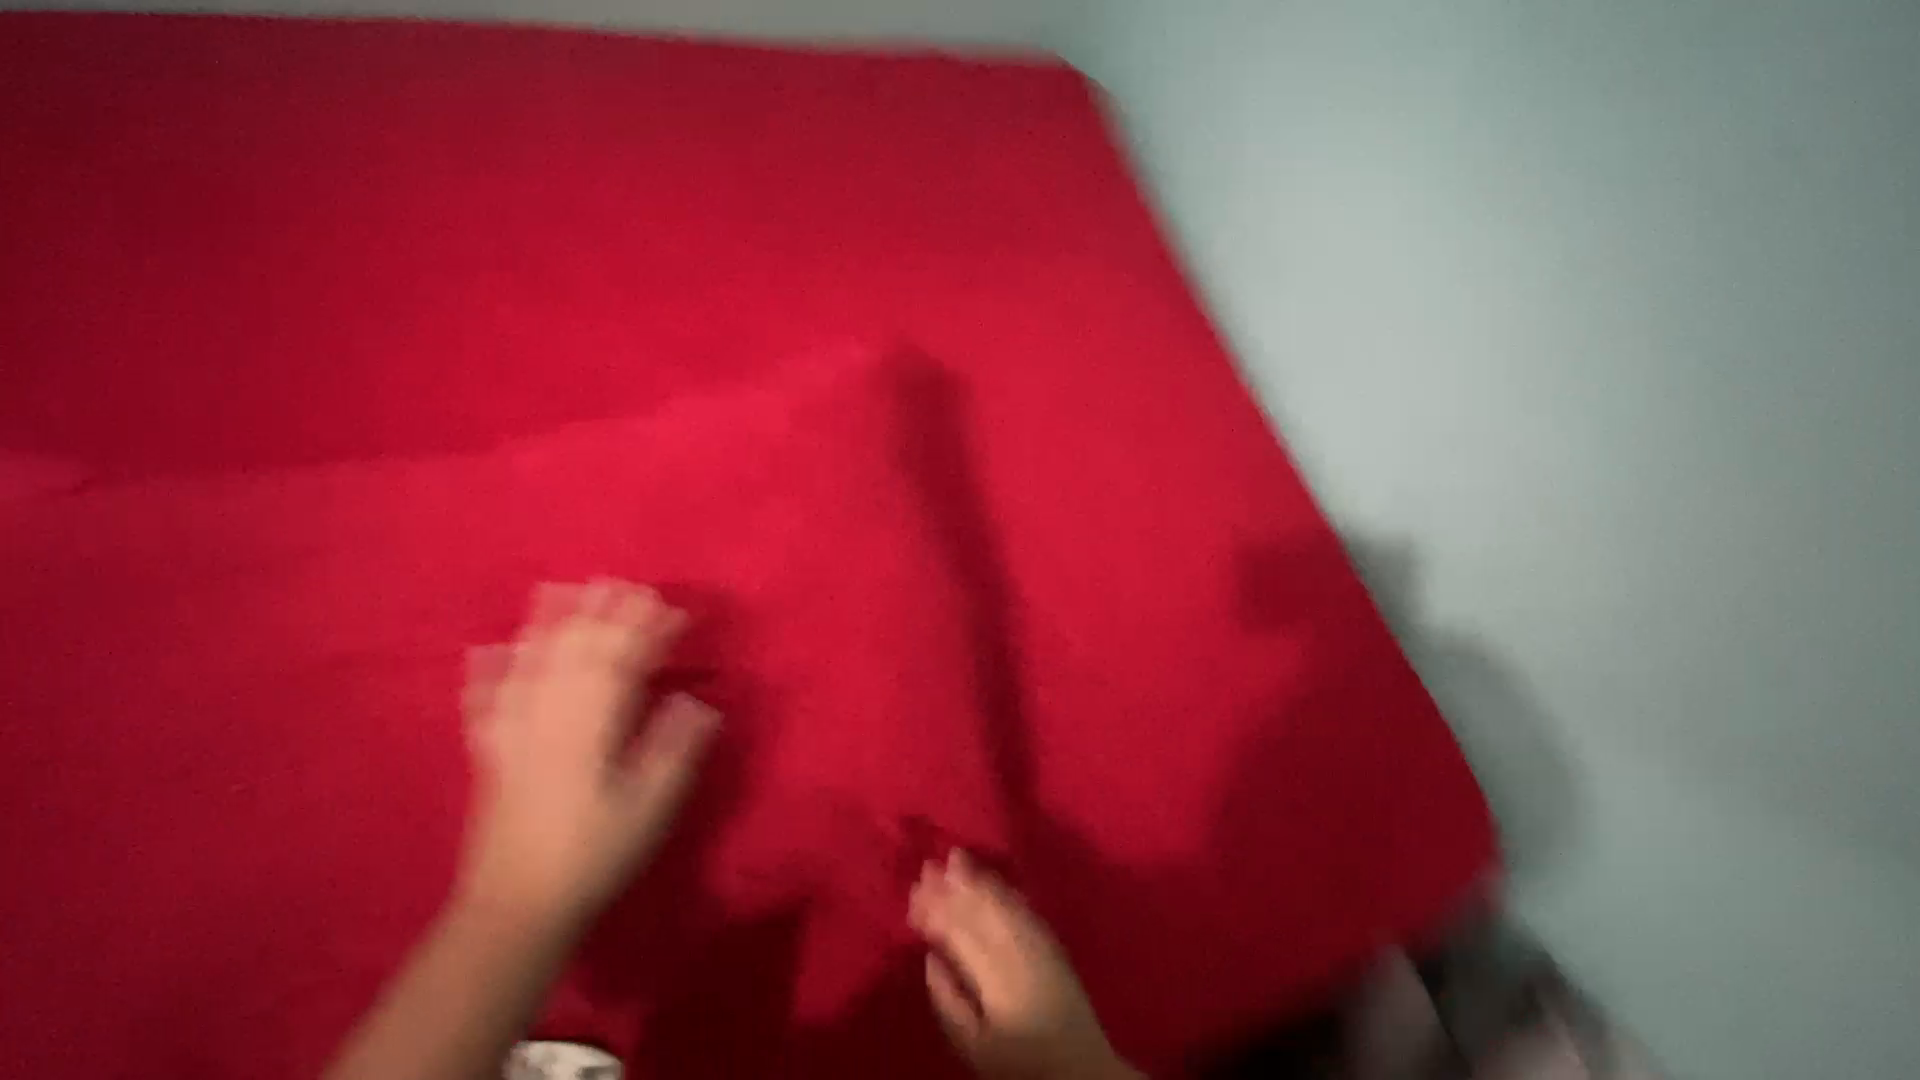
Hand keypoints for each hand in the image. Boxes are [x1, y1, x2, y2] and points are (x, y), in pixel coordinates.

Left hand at [459, 580, 719, 925]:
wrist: (515, 907)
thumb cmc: (593, 855)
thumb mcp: (650, 808)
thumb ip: (674, 751)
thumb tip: (700, 703)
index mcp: (592, 727)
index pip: (624, 663)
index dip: (649, 630)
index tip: (673, 607)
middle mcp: (549, 716)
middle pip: (577, 650)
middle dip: (603, 612)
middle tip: (625, 582)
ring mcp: (514, 730)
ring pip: (531, 662)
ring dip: (548, 622)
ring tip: (561, 587)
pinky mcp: (490, 751)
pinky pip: (485, 698)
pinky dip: (489, 669)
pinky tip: (486, 648)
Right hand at [909, 851, 1140, 1079]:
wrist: (1079, 1069)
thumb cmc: (1020, 1062)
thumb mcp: (974, 1046)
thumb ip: (949, 1001)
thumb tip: (930, 958)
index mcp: (995, 976)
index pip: (959, 931)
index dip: (936, 909)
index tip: (913, 893)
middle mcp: (1018, 951)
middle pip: (981, 910)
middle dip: (953, 886)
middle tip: (928, 865)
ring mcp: (1039, 943)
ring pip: (1003, 903)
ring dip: (978, 879)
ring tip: (956, 859)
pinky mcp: (1053, 944)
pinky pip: (1025, 908)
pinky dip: (1005, 890)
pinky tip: (992, 880)